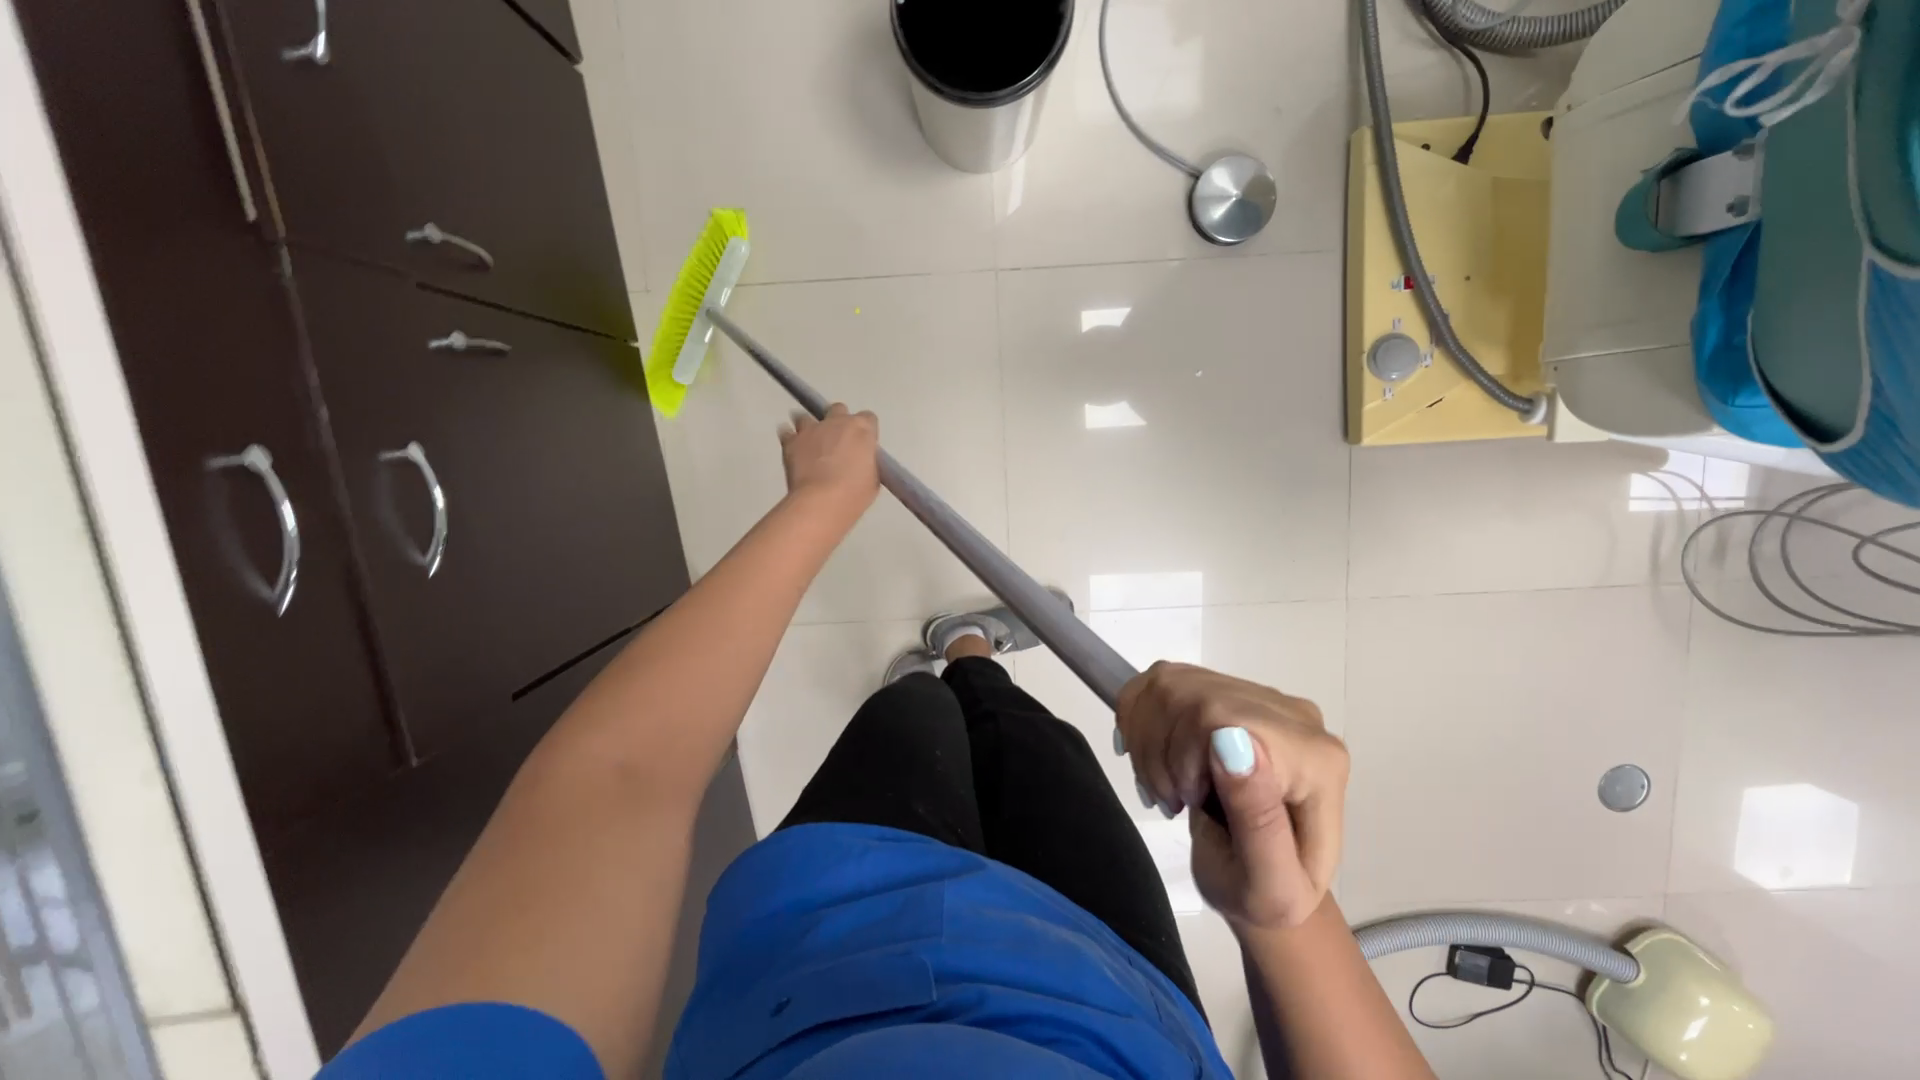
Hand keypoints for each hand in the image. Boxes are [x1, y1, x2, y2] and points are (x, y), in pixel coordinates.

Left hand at [780, 403, 879, 522]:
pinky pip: (787, 432)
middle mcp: (836, 421)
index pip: (868, 418)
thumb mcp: (872, 477)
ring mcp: (811, 429)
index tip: (861, 445)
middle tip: (836, 443)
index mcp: (862, 428)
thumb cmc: (854, 493)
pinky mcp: (791, 440)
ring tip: (810, 445)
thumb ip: (866, 460)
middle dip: (837, 422)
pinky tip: (793, 450)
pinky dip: (790, 439)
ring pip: (807, 417)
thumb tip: (859, 460)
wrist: (822, 501)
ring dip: (810, 428)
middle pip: (838, 409)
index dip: (864, 431)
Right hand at [1117, 662, 1347, 929]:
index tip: (1192, 803)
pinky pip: (1161, 681)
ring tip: (1170, 787)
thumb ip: (1259, 818)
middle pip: (1193, 697)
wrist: (1258, 884)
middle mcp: (1294, 716)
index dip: (1188, 759)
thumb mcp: (1269, 887)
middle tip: (1177, 803)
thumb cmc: (1265, 898)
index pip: (1225, 717)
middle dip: (1164, 758)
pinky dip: (1140, 722)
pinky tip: (1157, 758)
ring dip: (1148, 744)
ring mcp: (1259, 698)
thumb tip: (1233, 738)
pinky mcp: (1227, 692)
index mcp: (1317, 760)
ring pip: (1170, 686)